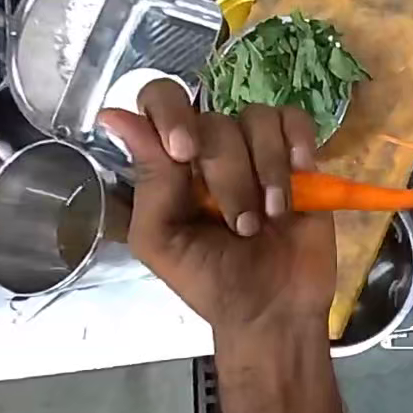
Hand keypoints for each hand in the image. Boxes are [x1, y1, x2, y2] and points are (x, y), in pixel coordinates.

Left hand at [97, 81, 335, 338]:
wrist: (273, 311)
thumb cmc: (212, 281)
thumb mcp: (163, 240)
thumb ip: (149, 180)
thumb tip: (113, 115)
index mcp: (173, 164)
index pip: (161, 101)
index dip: (171, 114)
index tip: (185, 153)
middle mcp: (213, 149)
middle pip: (215, 120)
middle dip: (230, 177)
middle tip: (243, 226)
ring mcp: (258, 152)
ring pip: (257, 118)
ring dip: (266, 170)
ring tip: (274, 215)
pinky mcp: (299, 159)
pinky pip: (295, 120)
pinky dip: (297, 141)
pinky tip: (299, 173)